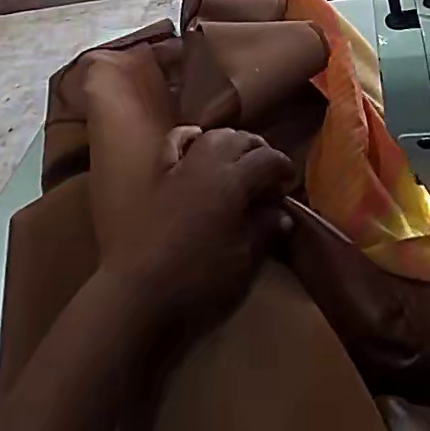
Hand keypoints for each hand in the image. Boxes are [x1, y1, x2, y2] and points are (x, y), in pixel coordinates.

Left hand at [101, 126, 295, 326]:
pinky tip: (196, 140)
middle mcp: (206, 163)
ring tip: (240, 159)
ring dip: (229, 141)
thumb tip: (281, 214)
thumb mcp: (242, 262)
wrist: (139, 294)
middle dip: (258, 150)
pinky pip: (174, 143)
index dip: (283, 167)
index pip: (266, 160)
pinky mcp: (156, 178)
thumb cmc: (198, 282)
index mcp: (232, 181)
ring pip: (210, 136)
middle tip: (269, 172)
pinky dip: (189, 137)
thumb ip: (263, 231)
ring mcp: (178, 168)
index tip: (290, 183)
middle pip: (239, 140)